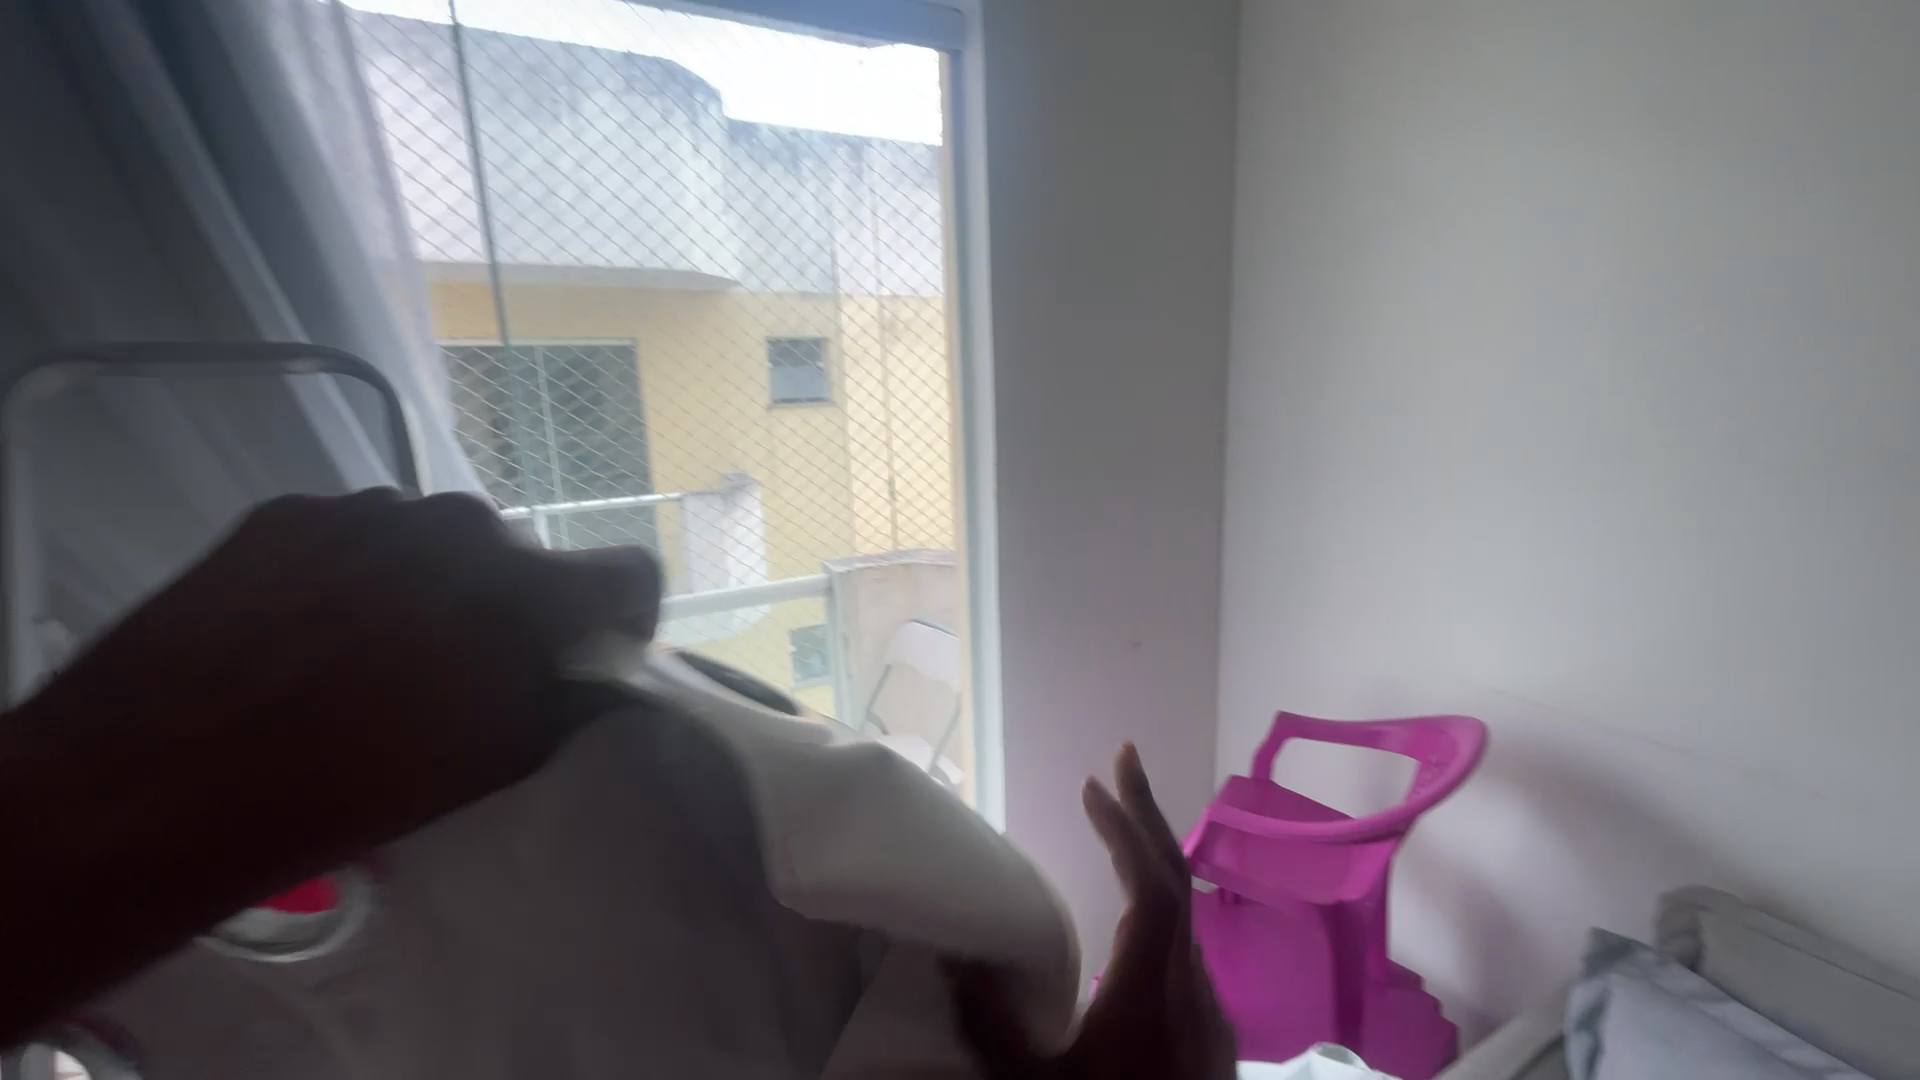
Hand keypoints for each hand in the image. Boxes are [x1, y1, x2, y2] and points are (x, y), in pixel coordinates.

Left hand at [27, 487, 660, 863]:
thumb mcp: (504, 758)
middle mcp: (468, 527)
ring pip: (448, 545)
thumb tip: (611, 683)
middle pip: (531, 561)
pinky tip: (319, 631)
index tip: (598, 652)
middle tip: (473, 670)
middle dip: (522, 609)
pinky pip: (367, 535)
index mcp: (533, 589)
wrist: (150, 787)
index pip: (631, 570)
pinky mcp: (295, 511)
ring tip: (383, 652)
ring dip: (445, 588)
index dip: (629, 613)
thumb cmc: (359, 784)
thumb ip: (578, 705)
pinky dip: (370, 574)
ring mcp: (375, 510)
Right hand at [951, 744, 1237, 1079]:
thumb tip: (949, 958)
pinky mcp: (1207, 1018)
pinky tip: (1133, 888)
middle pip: (1179, 875)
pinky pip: (1184, 929)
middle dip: (1147, 810)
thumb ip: (990, 1026)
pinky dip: (1157, 884)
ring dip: (1152, 846)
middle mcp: (1190, 981)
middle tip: (1122, 757)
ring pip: (1187, 901)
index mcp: (1153, 988)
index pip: (1153, 885)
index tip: (1092, 783)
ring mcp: (1206, 1000)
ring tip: (1119, 809)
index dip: (1126, 827)